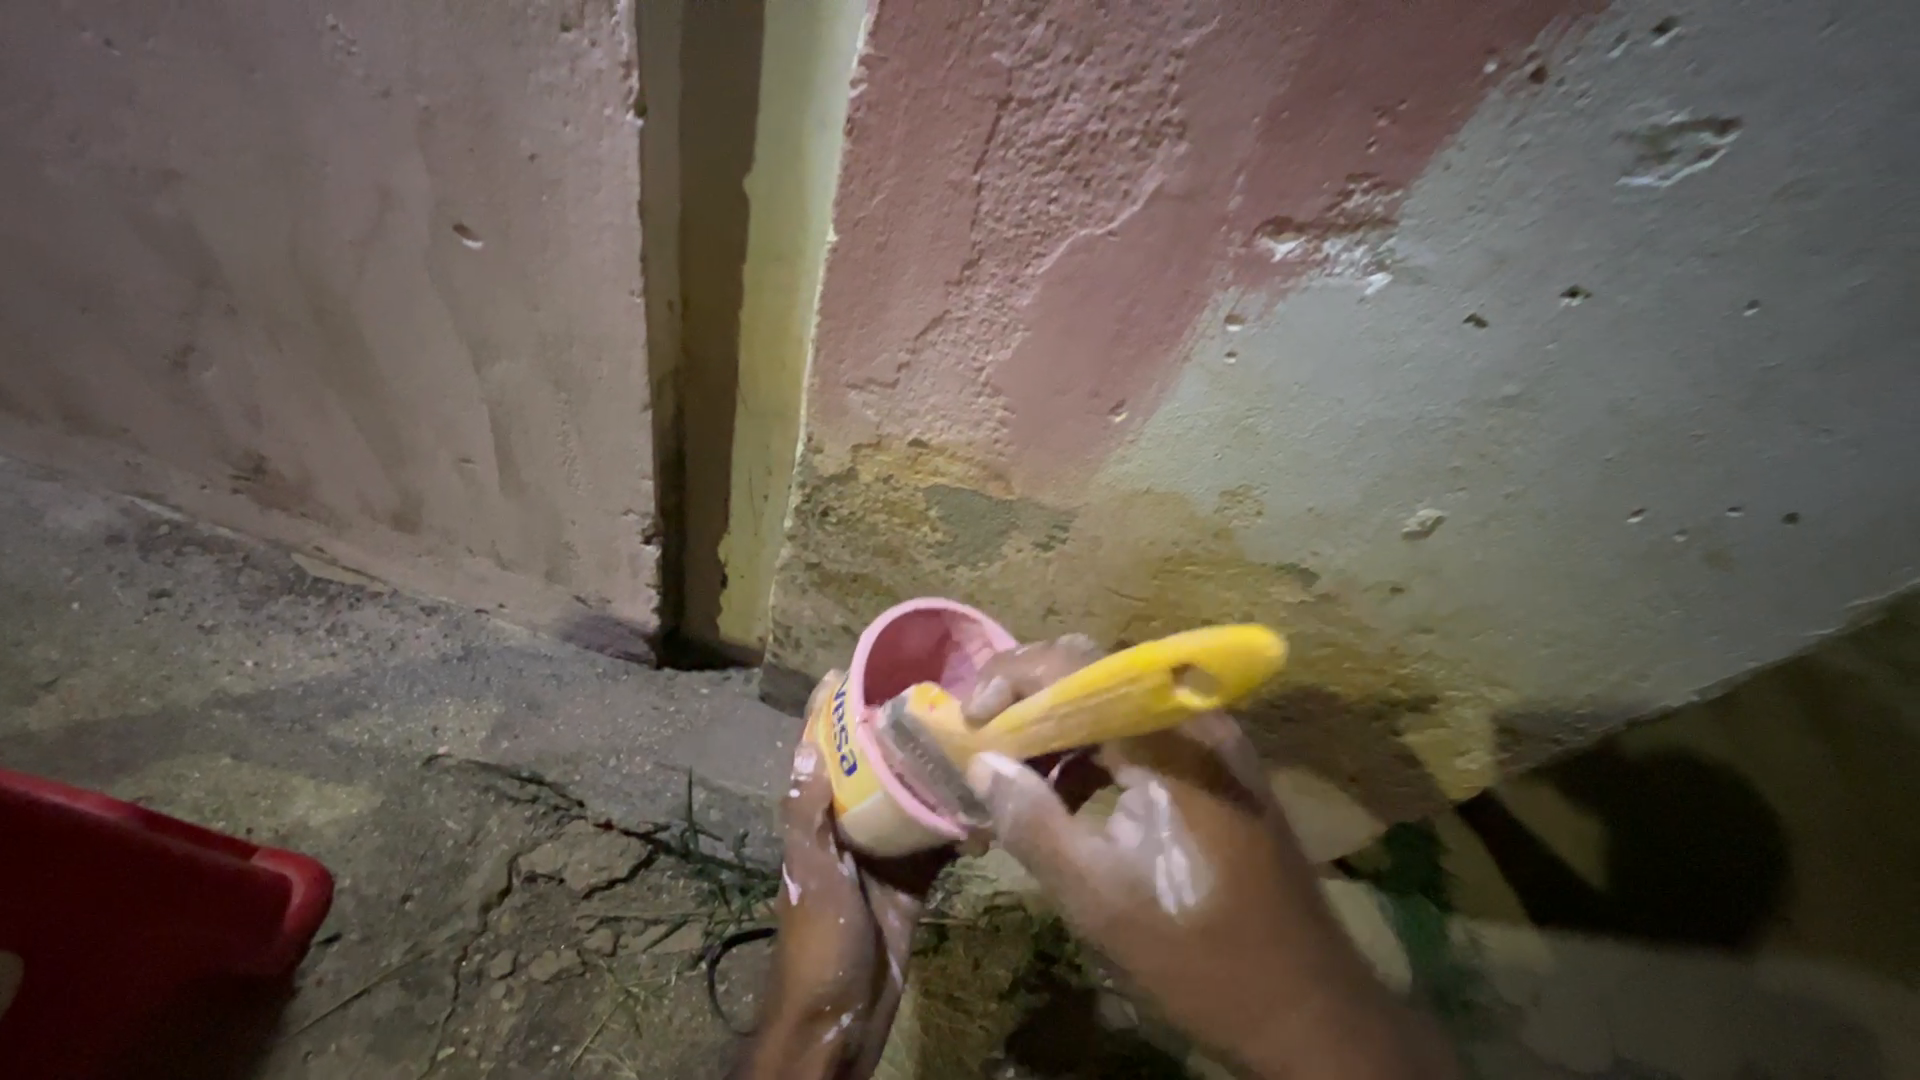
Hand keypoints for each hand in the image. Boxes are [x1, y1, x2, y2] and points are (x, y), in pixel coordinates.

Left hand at [736, 675, 939, 1079]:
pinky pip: (937, 842)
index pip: (820, 753)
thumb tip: (806, 743)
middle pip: (872, 769)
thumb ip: (806, 815)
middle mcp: (849, 827)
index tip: (849, 670)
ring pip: (911, 801)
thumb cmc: (817, 941)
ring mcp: (884, 853)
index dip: (828, 713)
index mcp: (818, 820)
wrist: (840, 1019)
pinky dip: (958, 823)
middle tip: (932, 694)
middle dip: (894, 733)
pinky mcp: (914, 881)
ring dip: (933, 774)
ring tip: (967, 734)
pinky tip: (987, 798)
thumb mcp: (809, 874)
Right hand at [963, 654, 1456, 1079]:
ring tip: (1015, 771)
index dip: (1011, 680)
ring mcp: (1213, 742)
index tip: (969, 721)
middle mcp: (1195, 721)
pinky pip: (1141, 733)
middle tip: (984, 739)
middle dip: (1031, 698)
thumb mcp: (1100, 899)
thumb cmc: (1202, 956)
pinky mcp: (1217, 768)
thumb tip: (983, 762)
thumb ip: (1035, 822)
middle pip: (1097, 672)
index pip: (1075, 667)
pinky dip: (1095, 750)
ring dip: (1060, 726)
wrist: (1313, 1009)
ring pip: (1117, 702)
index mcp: (1169, 740)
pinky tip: (1067, 796)